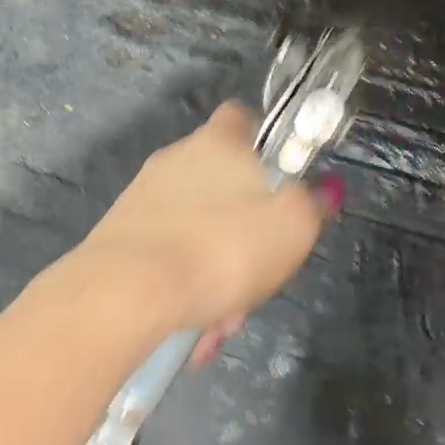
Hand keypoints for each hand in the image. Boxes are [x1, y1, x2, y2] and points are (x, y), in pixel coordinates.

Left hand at [75, 101, 336, 354]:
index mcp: (220, 141)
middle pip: (223, 184)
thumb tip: (325, 189)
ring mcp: (144, 197)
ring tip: (222, 319)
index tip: (282, 179)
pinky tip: (193, 326)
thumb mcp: (293, 227)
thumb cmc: (223, 249)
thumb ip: (313, 204)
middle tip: (259, 273)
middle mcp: (177, 158)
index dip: (266, 143)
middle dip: (245, 232)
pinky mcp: (119, 236)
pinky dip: (184, 286)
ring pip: (197, 230)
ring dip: (216, 271)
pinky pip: (167, 257)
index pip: (244, 118)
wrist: (126, 294)